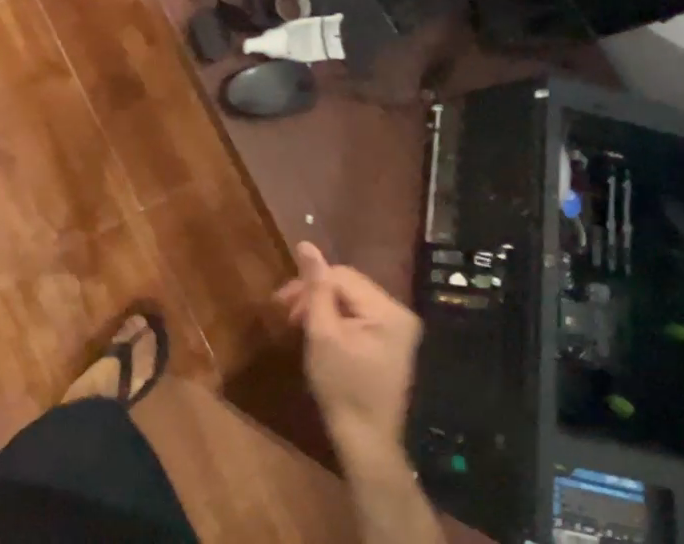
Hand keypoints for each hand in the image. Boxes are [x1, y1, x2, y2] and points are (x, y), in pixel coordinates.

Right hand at [274, 243, 421, 443]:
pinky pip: (359, 316)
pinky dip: (337, 320)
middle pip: (348, 285)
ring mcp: (399, 329)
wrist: (366, 438)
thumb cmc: (342, 386)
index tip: (282, 305)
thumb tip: (306, 244)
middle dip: (315, 295)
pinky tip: (320, 333)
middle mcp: (400, 313)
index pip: (341, 276)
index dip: (309, 285)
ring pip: (351, 299)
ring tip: (300, 325)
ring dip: (323, 307)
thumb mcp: (322, 334)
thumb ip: (315, 288)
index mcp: (388, 311)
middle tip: (288, 315)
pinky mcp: (392, 342)